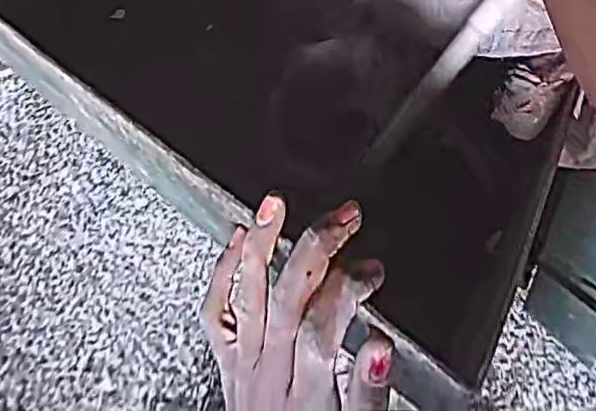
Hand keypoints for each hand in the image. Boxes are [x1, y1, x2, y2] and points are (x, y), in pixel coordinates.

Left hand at [203, 194, 393, 409]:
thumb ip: (369, 396)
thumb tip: (381, 345)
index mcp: (307, 399)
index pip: (323, 327)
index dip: (350, 287)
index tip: (373, 270)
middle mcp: (269, 377)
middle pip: (288, 298)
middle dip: (318, 247)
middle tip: (346, 216)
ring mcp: (242, 367)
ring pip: (247, 296)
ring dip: (262, 244)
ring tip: (276, 204)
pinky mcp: (227, 363)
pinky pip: (215, 314)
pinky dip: (222, 273)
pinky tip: (238, 239)